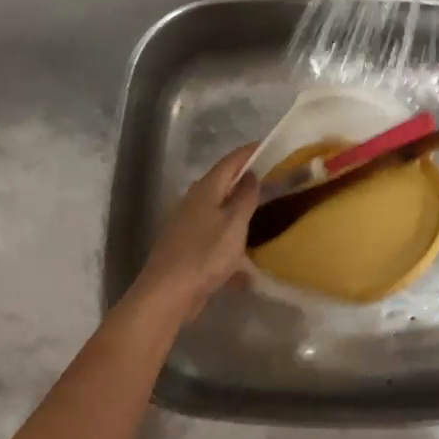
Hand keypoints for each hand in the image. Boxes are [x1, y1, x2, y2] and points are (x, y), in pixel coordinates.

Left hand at [133, 144, 260, 319]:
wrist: (168, 293)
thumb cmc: (205, 253)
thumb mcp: (234, 223)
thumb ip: (245, 197)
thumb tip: (250, 175)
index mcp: (205, 190)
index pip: (230, 162)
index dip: (248, 152)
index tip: (268, 145)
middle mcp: (194, 202)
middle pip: (222, 183)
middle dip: (244, 178)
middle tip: (270, 178)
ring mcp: (187, 225)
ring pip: (218, 209)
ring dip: (237, 208)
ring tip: (260, 212)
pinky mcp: (187, 248)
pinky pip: (214, 235)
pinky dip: (230, 238)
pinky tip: (246, 260)